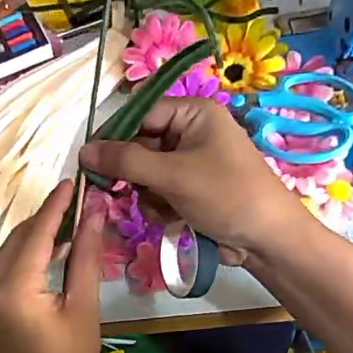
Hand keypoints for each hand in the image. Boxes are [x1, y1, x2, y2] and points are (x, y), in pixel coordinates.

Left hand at [0, 180, 104, 352]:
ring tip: (74, 221)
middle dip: (48, 218)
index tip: (74, 179)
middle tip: (80, 200)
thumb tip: (95, 212)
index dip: (56, 205)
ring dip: (39, 236)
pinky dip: (29, 256)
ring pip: (11, 252)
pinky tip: (55, 251)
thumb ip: (86, 255)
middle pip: (19, 239)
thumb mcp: (84, 307)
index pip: (35, 234)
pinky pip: (7, 269)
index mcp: (12, 290)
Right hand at [79, 98, 315, 265]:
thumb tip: (84, 151)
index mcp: (194, 113)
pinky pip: (160, 192)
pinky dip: (161, 207)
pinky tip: (174, 220)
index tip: (92, 161)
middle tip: (123, 192)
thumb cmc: (226, 195)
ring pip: (147, 174)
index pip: (141, 113)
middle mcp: (192, 132)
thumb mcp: (173, 175)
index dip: (115, 136)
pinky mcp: (192, 190)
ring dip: (148, 195)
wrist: (268, 239)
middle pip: (141, 145)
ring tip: (164, 209)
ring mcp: (193, 163)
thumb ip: (125, 161)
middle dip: (135, 174)